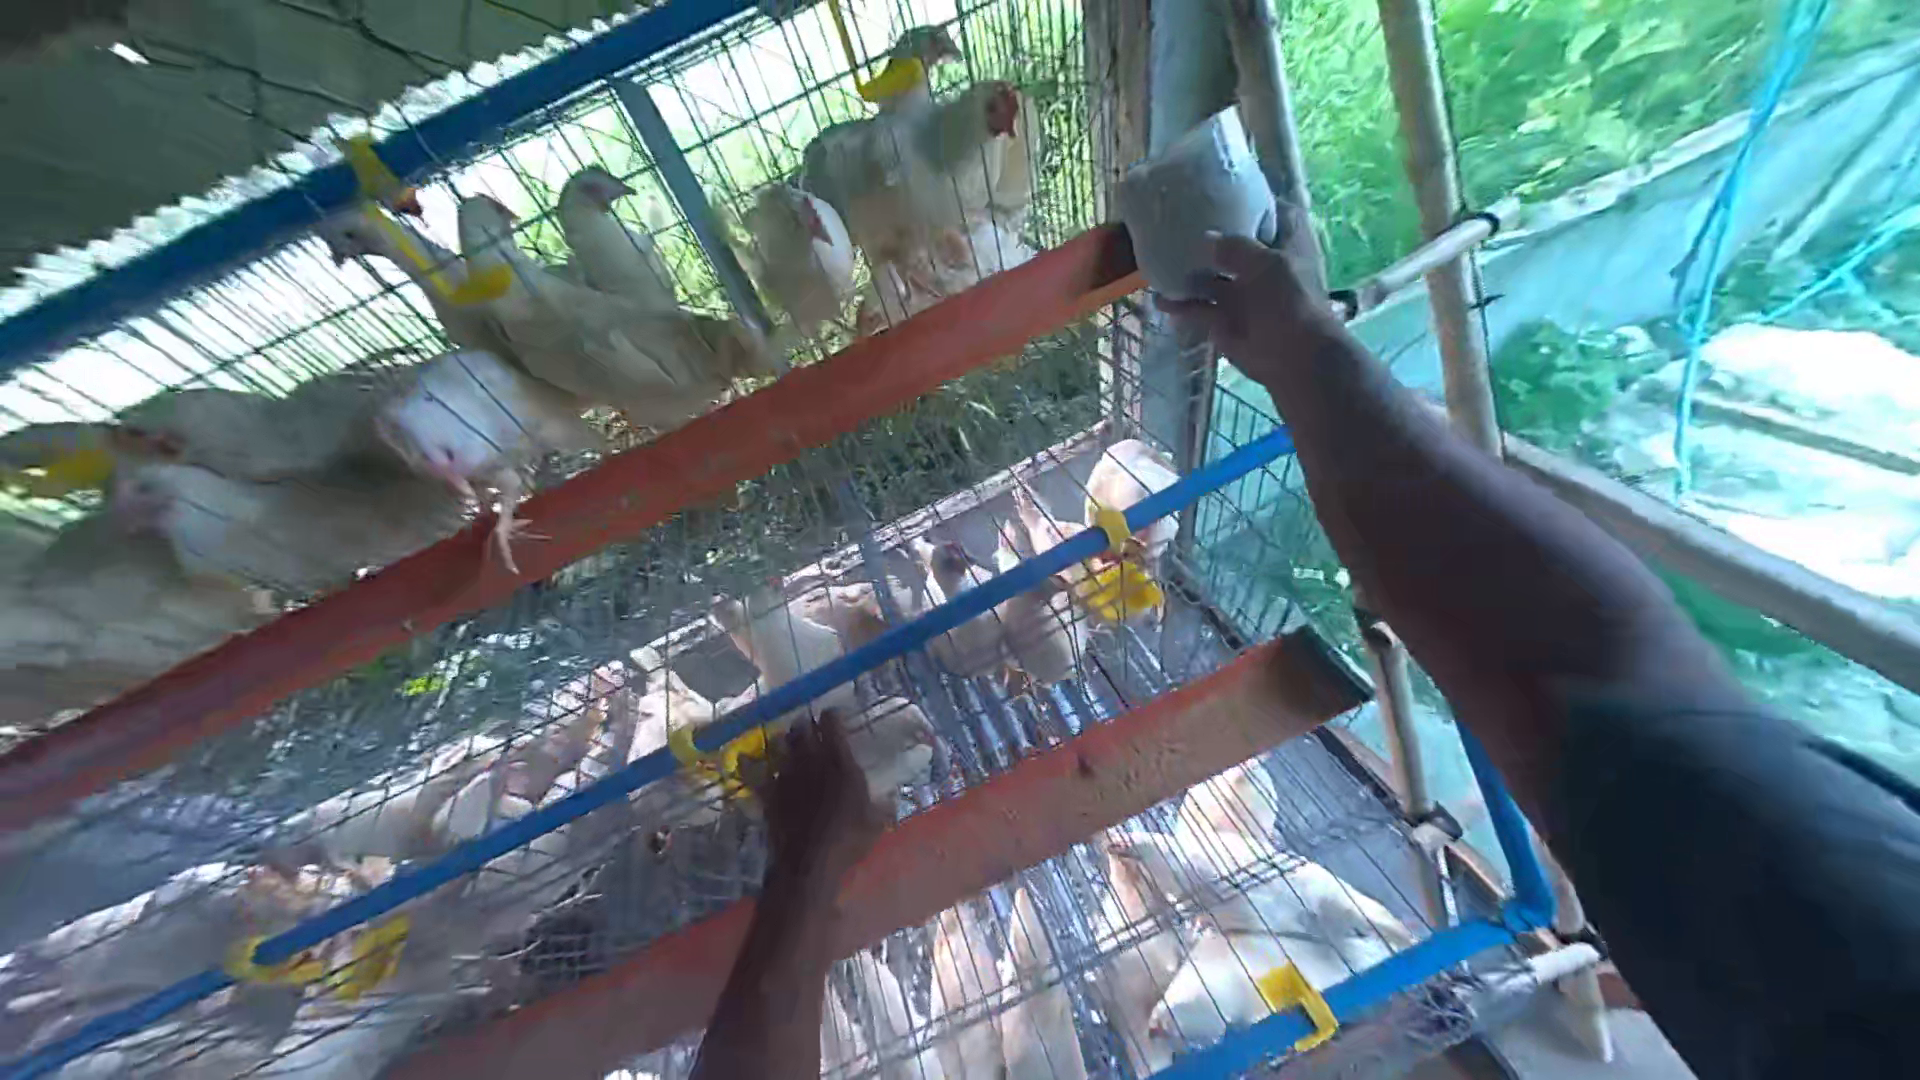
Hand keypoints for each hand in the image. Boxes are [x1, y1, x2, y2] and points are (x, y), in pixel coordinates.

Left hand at [757, 711, 884, 888]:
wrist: (809, 864)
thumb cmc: (848, 839)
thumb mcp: (876, 821)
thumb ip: (884, 805)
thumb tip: (892, 798)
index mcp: (839, 761)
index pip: (832, 724)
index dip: (832, 716)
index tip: (834, 714)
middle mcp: (811, 761)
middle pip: (802, 730)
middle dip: (805, 724)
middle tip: (809, 724)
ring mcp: (786, 776)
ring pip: (780, 746)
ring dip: (783, 740)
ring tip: (786, 740)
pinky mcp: (768, 795)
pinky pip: (756, 773)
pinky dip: (752, 765)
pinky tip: (748, 759)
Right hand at [1161, 204, 1340, 382]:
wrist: (1291, 355)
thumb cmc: (1289, 302)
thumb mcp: (1266, 264)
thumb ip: (1234, 247)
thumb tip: (1205, 236)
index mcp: (1283, 243)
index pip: (1270, 212)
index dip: (1252, 200)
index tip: (1225, 189)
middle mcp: (1260, 265)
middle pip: (1232, 245)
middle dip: (1209, 237)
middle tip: (1177, 223)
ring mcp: (1240, 294)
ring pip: (1209, 278)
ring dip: (1187, 273)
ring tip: (1159, 261)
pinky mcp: (1222, 320)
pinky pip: (1196, 308)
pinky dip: (1180, 305)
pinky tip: (1160, 299)